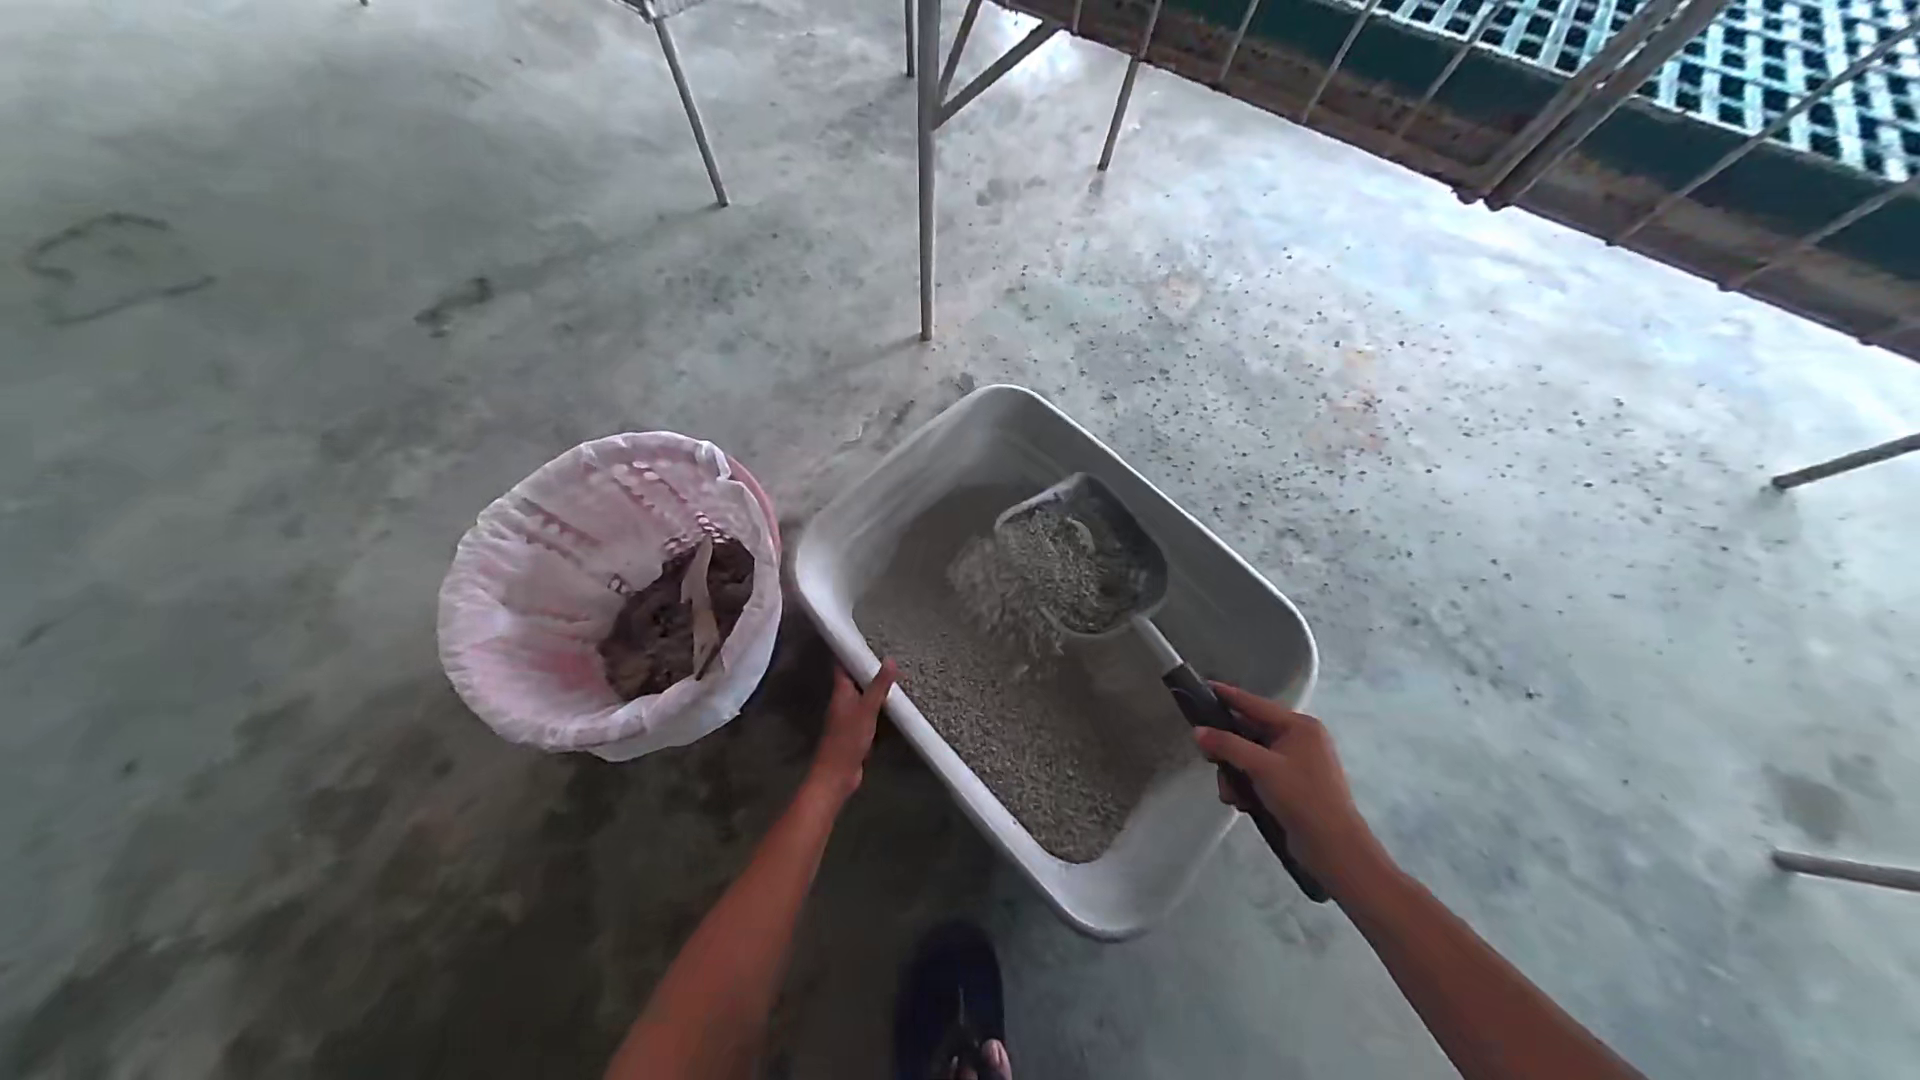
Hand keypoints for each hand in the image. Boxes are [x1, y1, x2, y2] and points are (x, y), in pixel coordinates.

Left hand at [809, 660, 897, 797]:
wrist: (837, 775)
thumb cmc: (847, 739)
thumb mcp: (867, 709)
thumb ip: (879, 685)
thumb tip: (890, 659)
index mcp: (841, 692)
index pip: (843, 664)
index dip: (851, 651)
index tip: (866, 639)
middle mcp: (843, 701)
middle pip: (855, 679)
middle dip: (870, 669)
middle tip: (890, 657)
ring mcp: (849, 717)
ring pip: (864, 697)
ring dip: (877, 689)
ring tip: (897, 677)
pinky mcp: (857, 732)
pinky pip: (871, 713)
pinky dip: (881, 708)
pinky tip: (895, 706)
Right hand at [1194, 682, 1391, 892]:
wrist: (1334, 848)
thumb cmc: (1301, 797)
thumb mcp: (1260, 766)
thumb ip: (1227, 745)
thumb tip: (1198, 732)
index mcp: (1299, 726)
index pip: (1255, 704)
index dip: (1229, 696)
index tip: (1204, 687)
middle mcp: (1300, 740)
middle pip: (1250, 733)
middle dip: (1228, 751)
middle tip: (1209, 759)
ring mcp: (1297, 764)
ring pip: (1251, 757)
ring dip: (1235, 775)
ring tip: (1232, 795)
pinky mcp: (1292, 786)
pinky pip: (1259, 775)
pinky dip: (1247, 787)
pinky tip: (1243, 803)